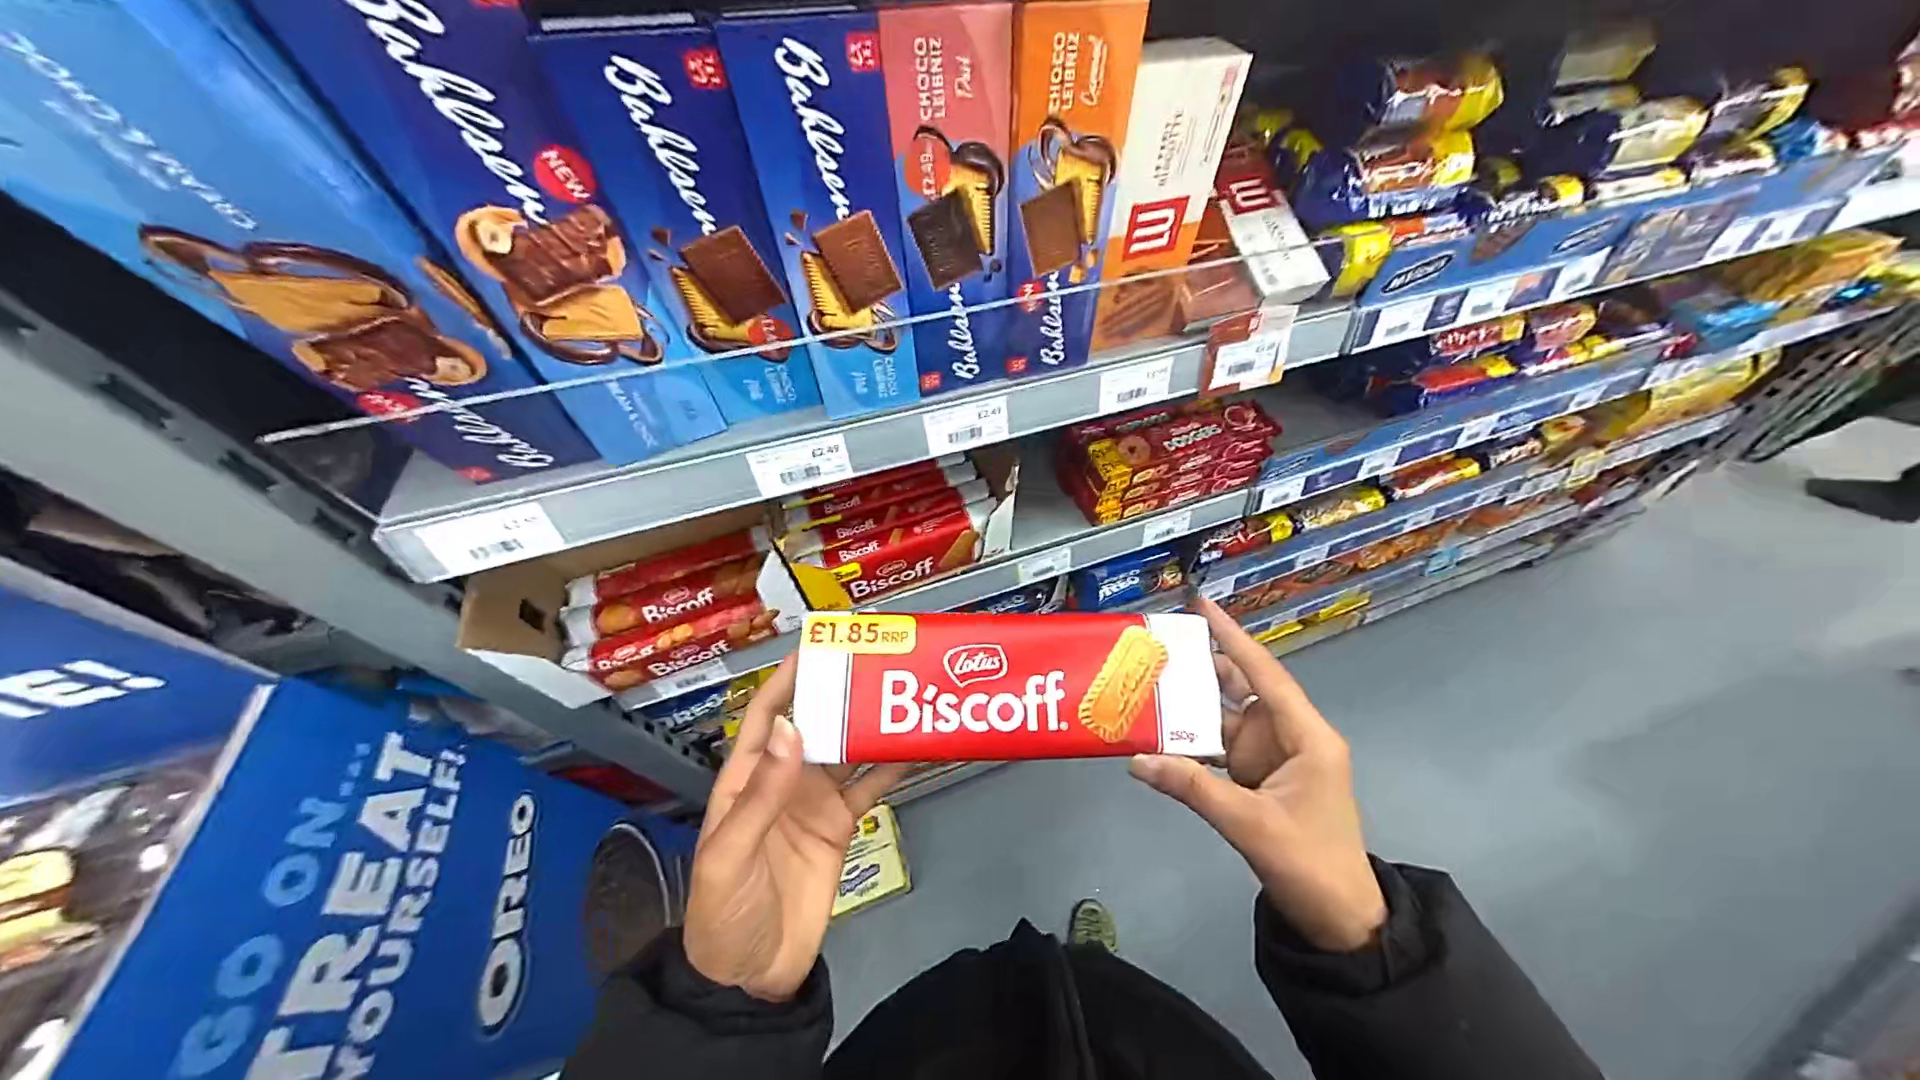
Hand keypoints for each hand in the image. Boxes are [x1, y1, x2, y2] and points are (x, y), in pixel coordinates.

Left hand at [682, 656, 908, 1000]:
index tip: (817, 647)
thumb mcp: (731, 855)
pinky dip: (891, 766)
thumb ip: (761, 794)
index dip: (789, 679)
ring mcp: (816, 799)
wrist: (753, 976)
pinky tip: (914, 747)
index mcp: (748, 776)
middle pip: (817, 723)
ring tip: (904, 695)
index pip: (768, 715)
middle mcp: (785, 777)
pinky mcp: (841, 824)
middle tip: (877, 664)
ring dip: (871, 725)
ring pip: (849, 750)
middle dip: (842, 693)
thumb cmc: (725, 912)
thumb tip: (791, 727)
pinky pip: (870, 786)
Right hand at [1128, 594, 1386, 951]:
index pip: (1265, 673)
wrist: (1339, 919)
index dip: (1233, 637)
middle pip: (1240, 688)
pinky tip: (1157, 731)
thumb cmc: (1311, 864)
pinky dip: (1188, 739)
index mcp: (1304, 735)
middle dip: (1201, 666)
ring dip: (1189, 704)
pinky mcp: (1253, 776)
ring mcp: (1268, 756)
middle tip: (1156, 647)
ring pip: (1223, 717)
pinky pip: (1215, 747)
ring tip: (1146, 682)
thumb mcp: (1251, 825)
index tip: (1201, 605)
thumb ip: (1192, 788)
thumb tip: (1136, 759)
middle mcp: (1285, 735)